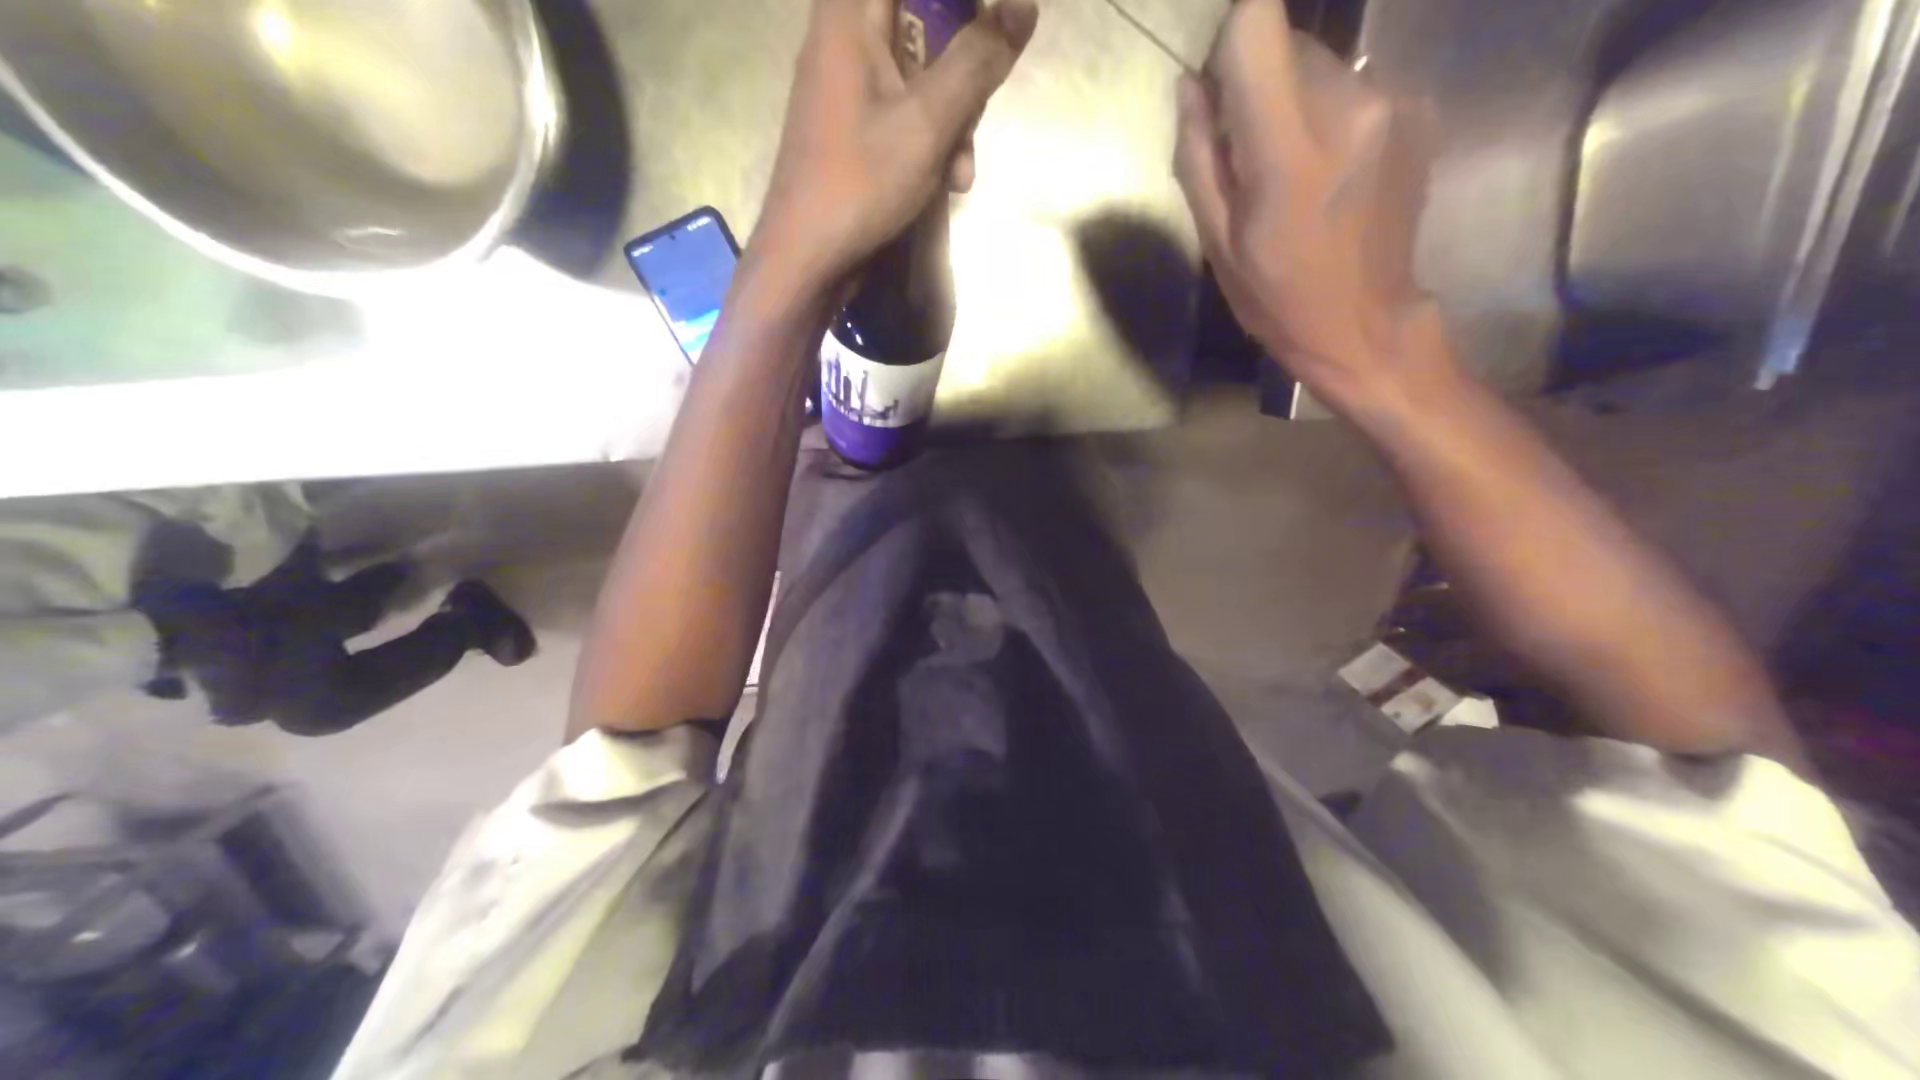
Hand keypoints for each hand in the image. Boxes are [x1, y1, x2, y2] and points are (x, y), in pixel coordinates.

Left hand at [749, 0, 1037, 292]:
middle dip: (965, 69)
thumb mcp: (928, 122)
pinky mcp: (856, 129)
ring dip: (955, 120)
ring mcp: (851, 88)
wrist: (807, 260)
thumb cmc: (861, 184)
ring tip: (960, 171)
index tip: (987, 34)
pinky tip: (948, 183)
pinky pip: (907, 113)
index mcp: (851, 16)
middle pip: (926, 22)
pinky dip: (933, 143)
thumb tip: (1023, 5)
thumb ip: (977, 59)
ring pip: (923, 74)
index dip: (963, 7)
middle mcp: (847, 39)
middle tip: (980, 106)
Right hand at [1175, 0, 1436, 412]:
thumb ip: (1199, 156)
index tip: (1219, 91)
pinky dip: (1328, 113)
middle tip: (1248, 153)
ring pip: (1320, 63)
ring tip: (1290, 170)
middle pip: (1287, 41)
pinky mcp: (1418, 107)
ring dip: (1291, 99)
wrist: (1366, 323)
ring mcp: (1393, 102)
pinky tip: (1327, 172)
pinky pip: (1353, 85)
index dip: (1229, 44)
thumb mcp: (1217, 242)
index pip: (1256, 24)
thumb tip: (1191, 85)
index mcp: (1289, 149)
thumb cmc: (1278, 297)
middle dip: (1256, 83)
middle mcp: (1351, 104)